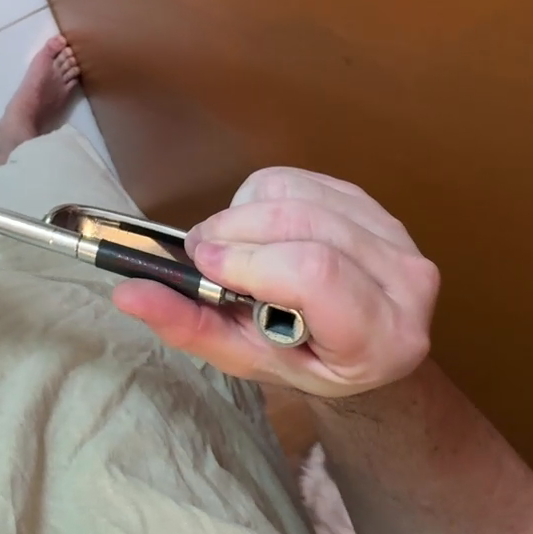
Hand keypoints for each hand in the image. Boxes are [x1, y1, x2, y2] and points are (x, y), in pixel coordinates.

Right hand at [112, 167, 439, 399]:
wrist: (354, 340)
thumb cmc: (296, 355)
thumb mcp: (240, 355)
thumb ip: (185, 325)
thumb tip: (126, 293)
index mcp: (381, 337)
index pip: (315, 274)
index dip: (248, 261)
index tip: (204, 264)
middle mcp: (405, 281)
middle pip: (298, 224)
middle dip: (233, 232)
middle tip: (205, 255)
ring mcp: (392, 234)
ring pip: (292, 194)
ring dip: (242, 215)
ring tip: (234, 247)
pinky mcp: (367, 201)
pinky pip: (295, 178)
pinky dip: (258, 197)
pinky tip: (260, 228)